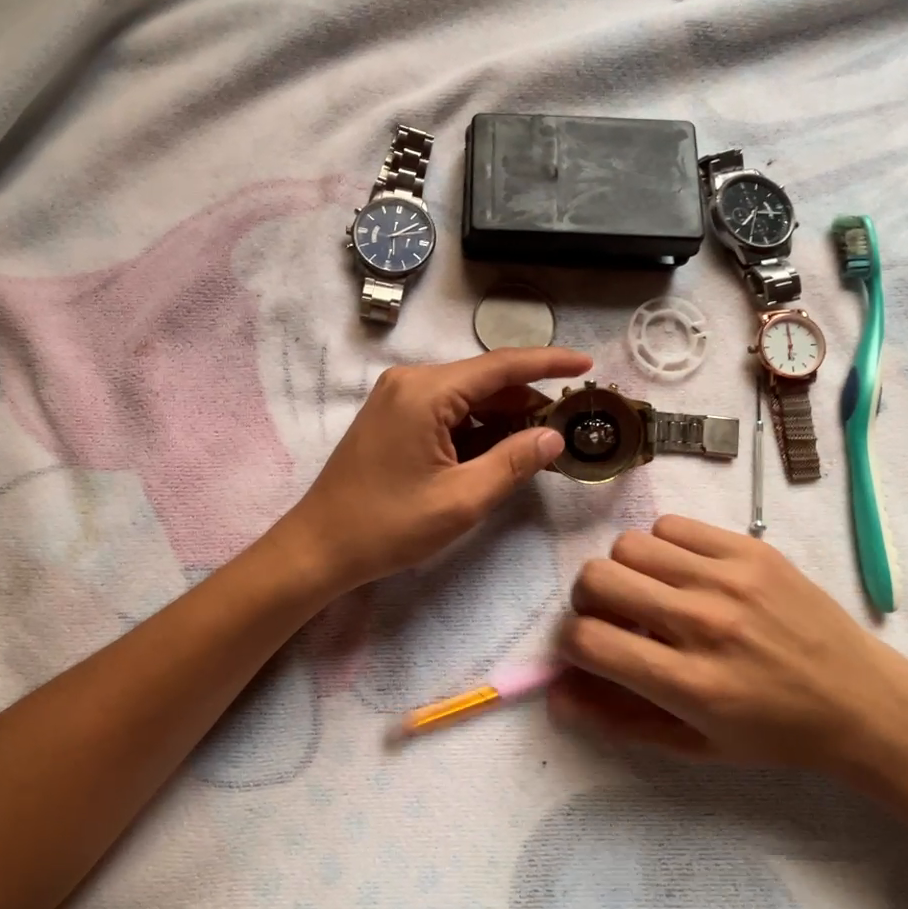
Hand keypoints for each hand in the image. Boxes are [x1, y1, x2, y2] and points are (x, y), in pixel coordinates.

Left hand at [273, 347, 591, 592]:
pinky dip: (474, 428)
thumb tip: (554, 437)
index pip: (500, 366)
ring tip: (537, 446)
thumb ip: (513, 462)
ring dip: (501, 417)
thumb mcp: (461, 499)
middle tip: (567, 427)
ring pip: (465, 397)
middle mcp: (409, 381)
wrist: (320, 545)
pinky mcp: (390, 417)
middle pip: (484, 380)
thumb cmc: (388, 524)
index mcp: (426, 392)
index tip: (587, 365)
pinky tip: (496, 453)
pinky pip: (444, 411)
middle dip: (527, 401)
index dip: (548, 363)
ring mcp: (395, 397)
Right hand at [550, 515, 907, 776]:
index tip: (586, 647)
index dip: (569, 642)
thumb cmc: (775, 733)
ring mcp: (730, 580)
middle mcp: (705, 624)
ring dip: (625, 571)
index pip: (589, 640)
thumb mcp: (696, 744)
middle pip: (597, 578)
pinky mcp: (752, 549)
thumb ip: (618, 720)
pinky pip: (671, 525)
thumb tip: (555, 696)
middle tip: (612, 616)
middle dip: (588, 600)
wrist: (866, 704)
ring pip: (628, 545)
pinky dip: (663, 548)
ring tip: (651, 592)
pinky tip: (684, 574)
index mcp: (691, 684)